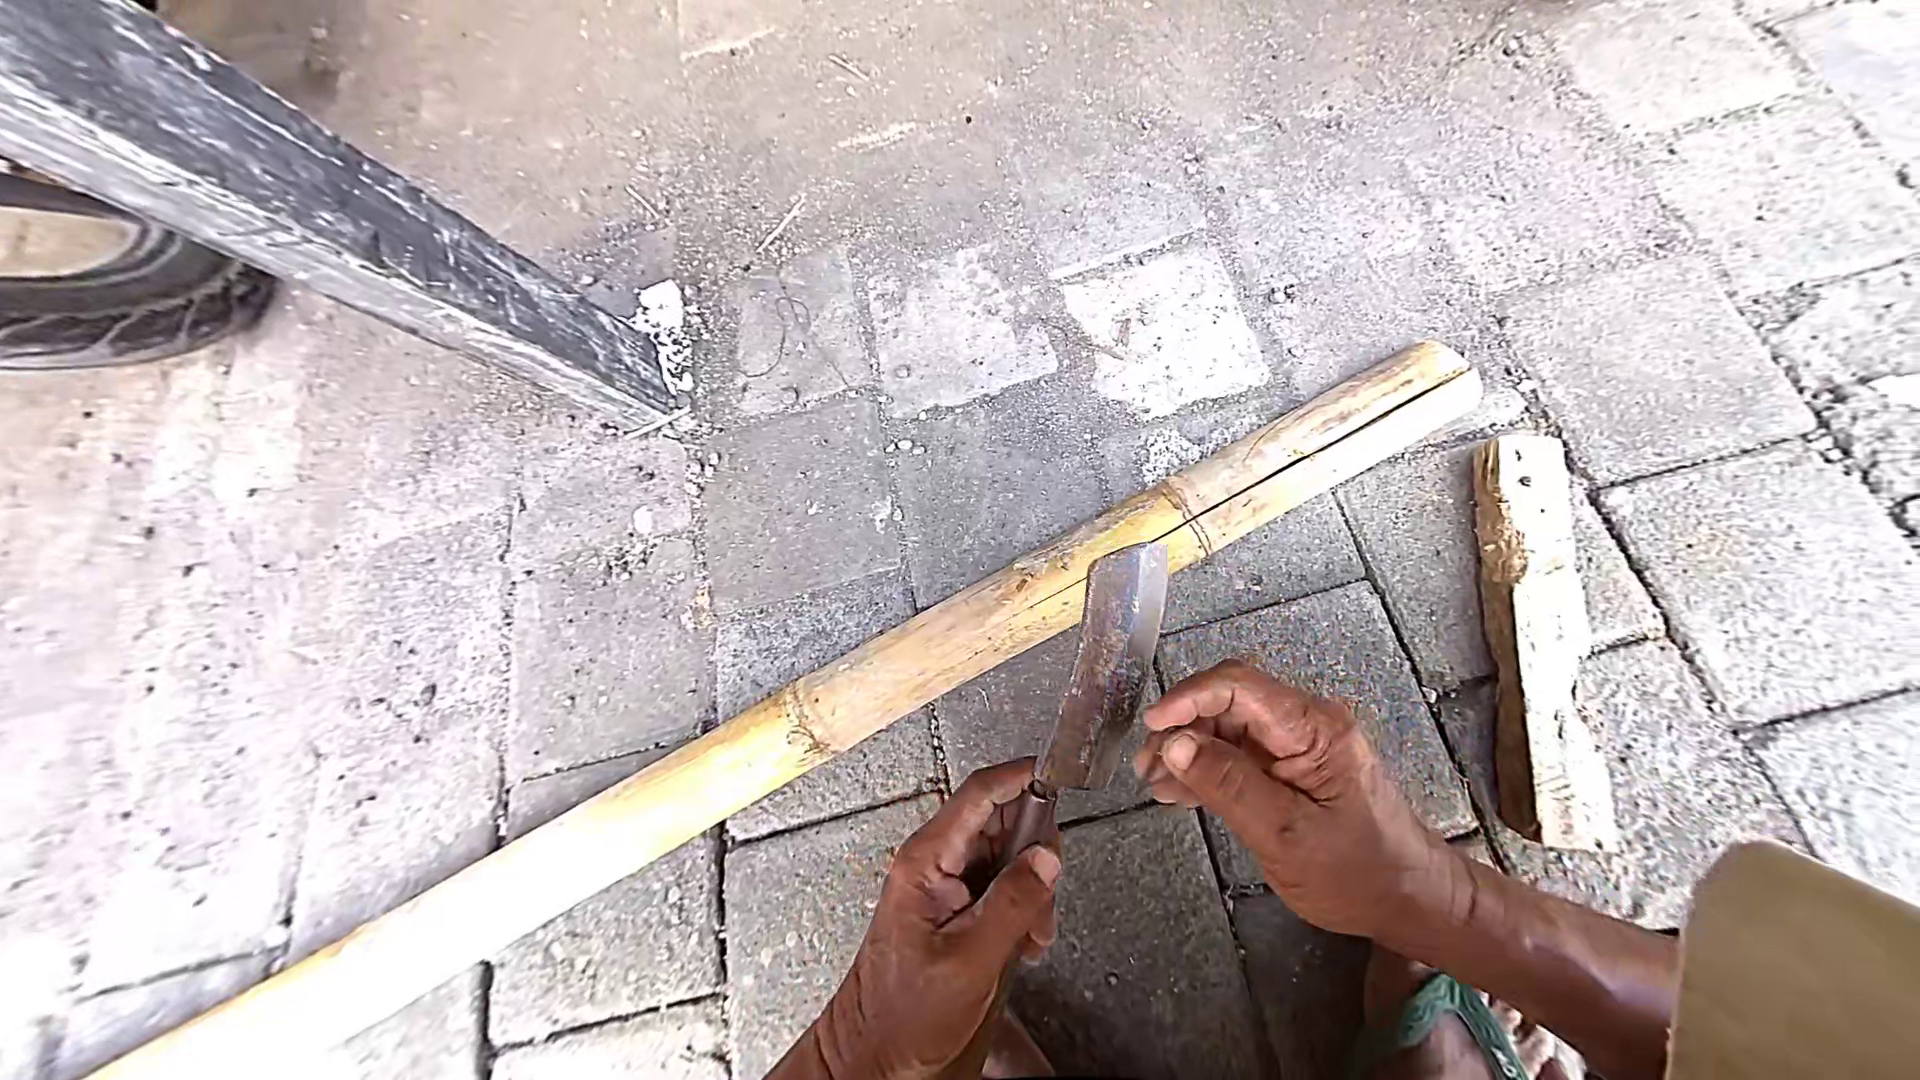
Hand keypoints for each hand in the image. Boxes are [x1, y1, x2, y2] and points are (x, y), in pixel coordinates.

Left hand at [776, 759, 1062, 1079]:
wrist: (876, 1051)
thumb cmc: (904, 1012)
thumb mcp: (968, 961)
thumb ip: (1012, 904)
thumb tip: (1046, 858)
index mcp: (928, 858)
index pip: (978, 794)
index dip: (1017, 776)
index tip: (1052, 773)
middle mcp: (935, 857)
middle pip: (999, 819)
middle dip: (1033, 849)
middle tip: (1047, 888)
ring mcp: (946, 877)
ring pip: (1005, 851)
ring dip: (1031, 885)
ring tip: (1032, 932)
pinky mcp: (956, 898)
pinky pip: (1000, 880)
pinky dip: (1022, 903)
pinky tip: (1022, 939)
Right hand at [1133, 660, 1469, 948]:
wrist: (1410, 903)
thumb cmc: (1358, 873)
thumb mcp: (1287, 836)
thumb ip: (1228, 786)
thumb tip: (1173, 744)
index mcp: (1312, 727)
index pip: (1239, 685)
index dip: (1189, 696)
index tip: (1154, 723)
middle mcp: (1300, 722)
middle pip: (1224, 702)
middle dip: (1180, 727)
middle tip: (1147, 763)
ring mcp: (1289, 741)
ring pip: (1221, 725)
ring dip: (1184, 749)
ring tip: (1155, 781)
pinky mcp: (1281, 762)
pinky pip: (1231, 751)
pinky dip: (1201, 767)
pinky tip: (1177, 790)